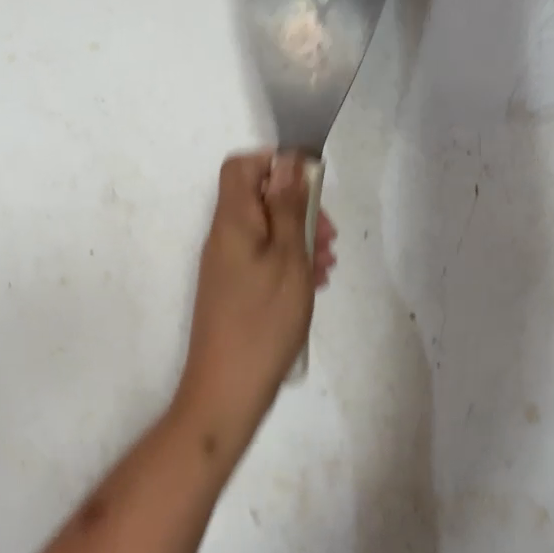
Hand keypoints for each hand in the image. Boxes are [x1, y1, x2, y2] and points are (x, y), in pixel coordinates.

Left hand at [176, 152, 336, 441]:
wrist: (228, 391)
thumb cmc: (264, 319)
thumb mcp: (288, 257)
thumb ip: (289, 207)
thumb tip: (288, 162)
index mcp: (232, 221)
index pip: (242, 166)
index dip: (276, 164)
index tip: (311, 186)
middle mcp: (224, 236)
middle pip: (259, 197)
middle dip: (299, 206)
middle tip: (329, 235)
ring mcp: (227, 265)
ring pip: (267, 229)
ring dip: (300, 236)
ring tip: (328, 264)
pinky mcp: (234, 290)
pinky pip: (264, 258)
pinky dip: (290, 261)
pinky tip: (314, 283)